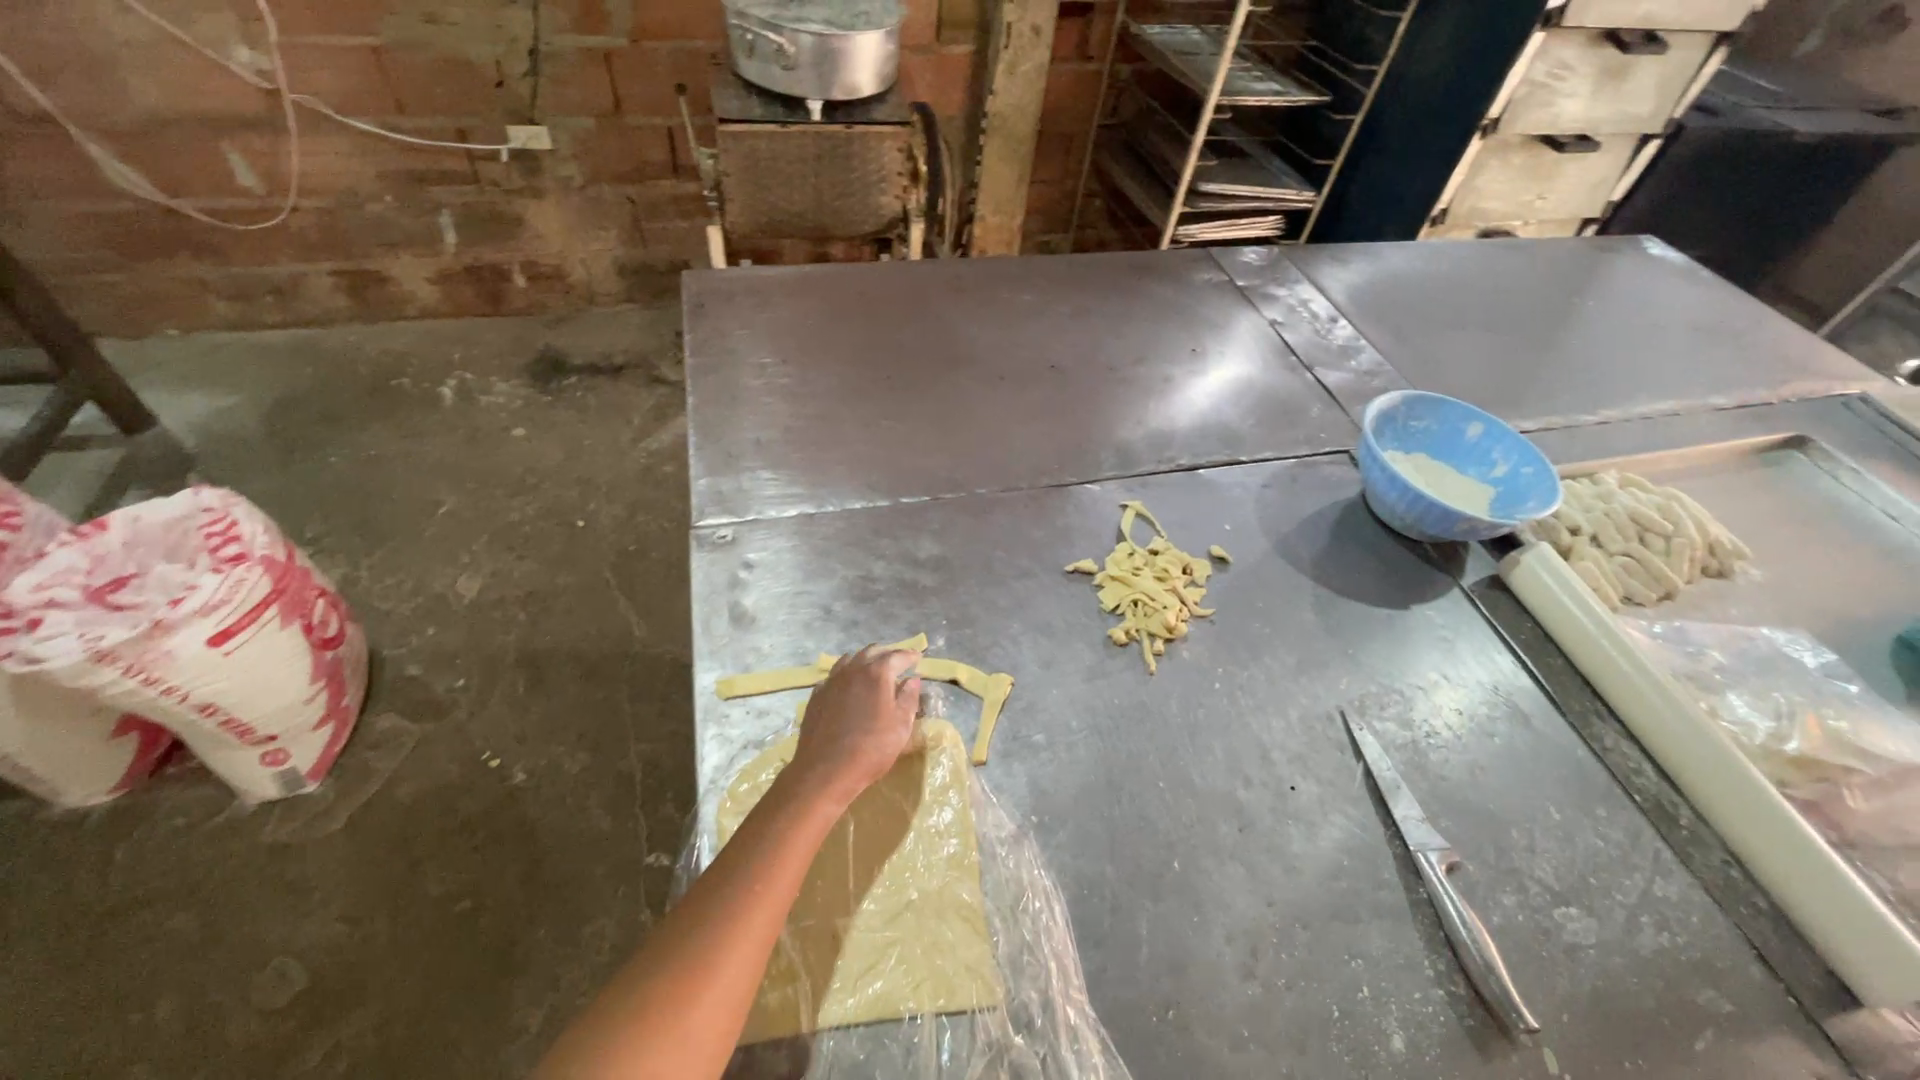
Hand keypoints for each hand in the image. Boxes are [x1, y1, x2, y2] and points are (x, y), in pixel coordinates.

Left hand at [785, 646, 922, 809]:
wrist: (826, 770)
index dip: (909, 655)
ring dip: (864, 660)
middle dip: (887, 653)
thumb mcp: (901, 726)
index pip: (897, 656)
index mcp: (877, 673)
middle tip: (898, 660)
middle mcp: (852, 670)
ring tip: (873, 668)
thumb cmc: (872, 748)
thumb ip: (909, 698)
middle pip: (871, 652)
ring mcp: (831, 681)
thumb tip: (912, 680)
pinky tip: (848, 686)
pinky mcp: (817, 695)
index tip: (918, 657)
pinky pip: (834, 676)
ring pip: (849, 660)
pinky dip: (846, 675)